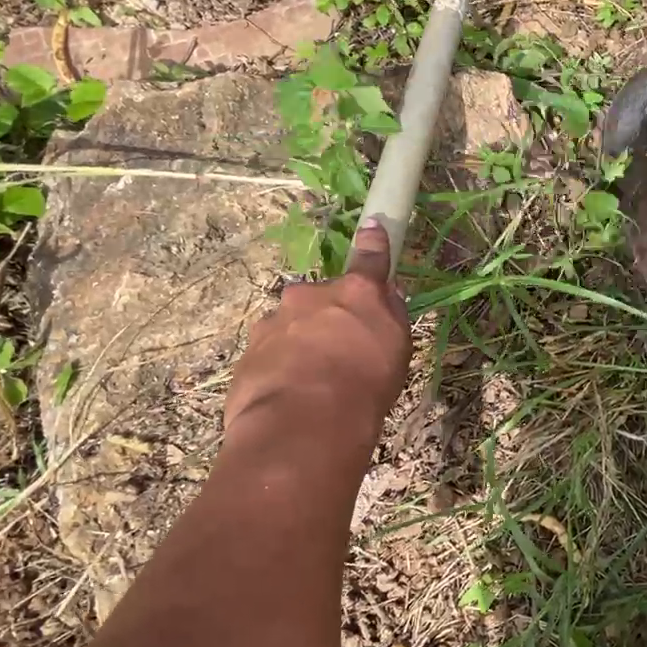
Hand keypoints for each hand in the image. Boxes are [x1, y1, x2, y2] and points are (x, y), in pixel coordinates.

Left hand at [223, 221, 410, 448]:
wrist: (303, 421)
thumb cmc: (366, 381)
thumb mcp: (398, 346)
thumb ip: (390, 316)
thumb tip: (385, 297)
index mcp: (356, 291)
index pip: (370, 259)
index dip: (375, 243)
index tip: (374, 225)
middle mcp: (310, 296)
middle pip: (323, 298)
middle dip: (330, 313)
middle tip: (345, 346)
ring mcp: (273, 322)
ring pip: (294, 325)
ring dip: (305, 340)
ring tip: (317, 377)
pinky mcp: (248, 351)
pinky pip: (272, 351)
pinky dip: (284, 364)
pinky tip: (296, 391)